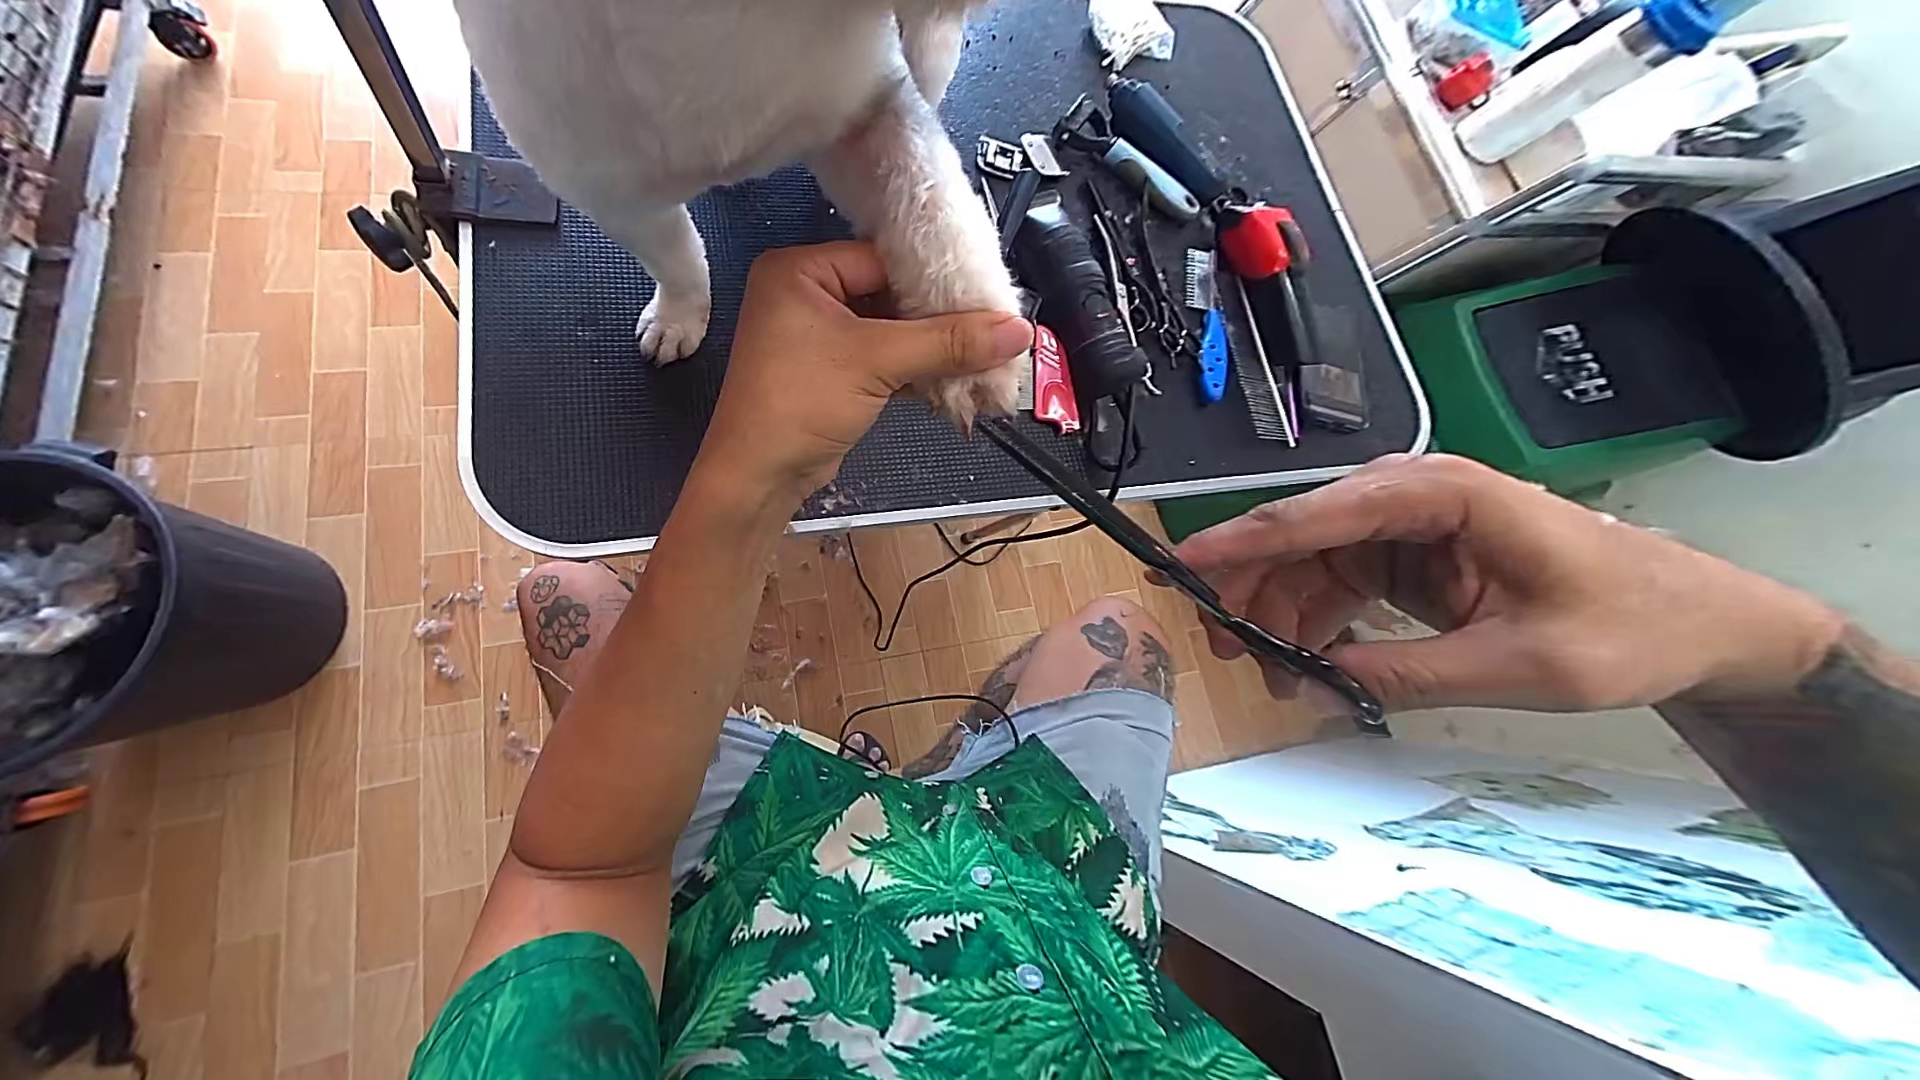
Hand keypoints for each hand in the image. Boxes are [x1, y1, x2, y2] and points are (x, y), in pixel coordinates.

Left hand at [696, 241, 1031, 498]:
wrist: (760, 477)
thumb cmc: (801, 403)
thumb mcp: (877, 361)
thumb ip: (948, 341)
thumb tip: (1017, 330)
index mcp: (801, 269)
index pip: (884, 258)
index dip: (936, 277)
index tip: (986, 293)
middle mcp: (807, 295)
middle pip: (891, 295)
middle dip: (939, 318)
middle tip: (991, 326)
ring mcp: (819, 337)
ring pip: (891, 331)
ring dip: (932, 349)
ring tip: (983, 355)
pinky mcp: (833, 373)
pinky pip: (883, 359)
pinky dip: (915, 370)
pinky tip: (954, 379)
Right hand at [1171, 454, 1844, 712]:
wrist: (1697, 623)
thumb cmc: (1630, 626)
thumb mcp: (1525, 665)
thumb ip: (1411, 673)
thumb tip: (1313, 687)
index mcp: (1436, 495)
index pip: (1314, 515)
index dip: (1238, 543)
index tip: (1177, 566)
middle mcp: (1404, 497)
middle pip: (1295, 539)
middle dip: (1248, 590)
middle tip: (1219, 645)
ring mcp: (1396, 528)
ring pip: (1301, 566)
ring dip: (1275, 617)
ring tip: (1265, 674)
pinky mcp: (1396, 558)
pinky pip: (1328, 587)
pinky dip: (1307, 626)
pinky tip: (1303, 665)